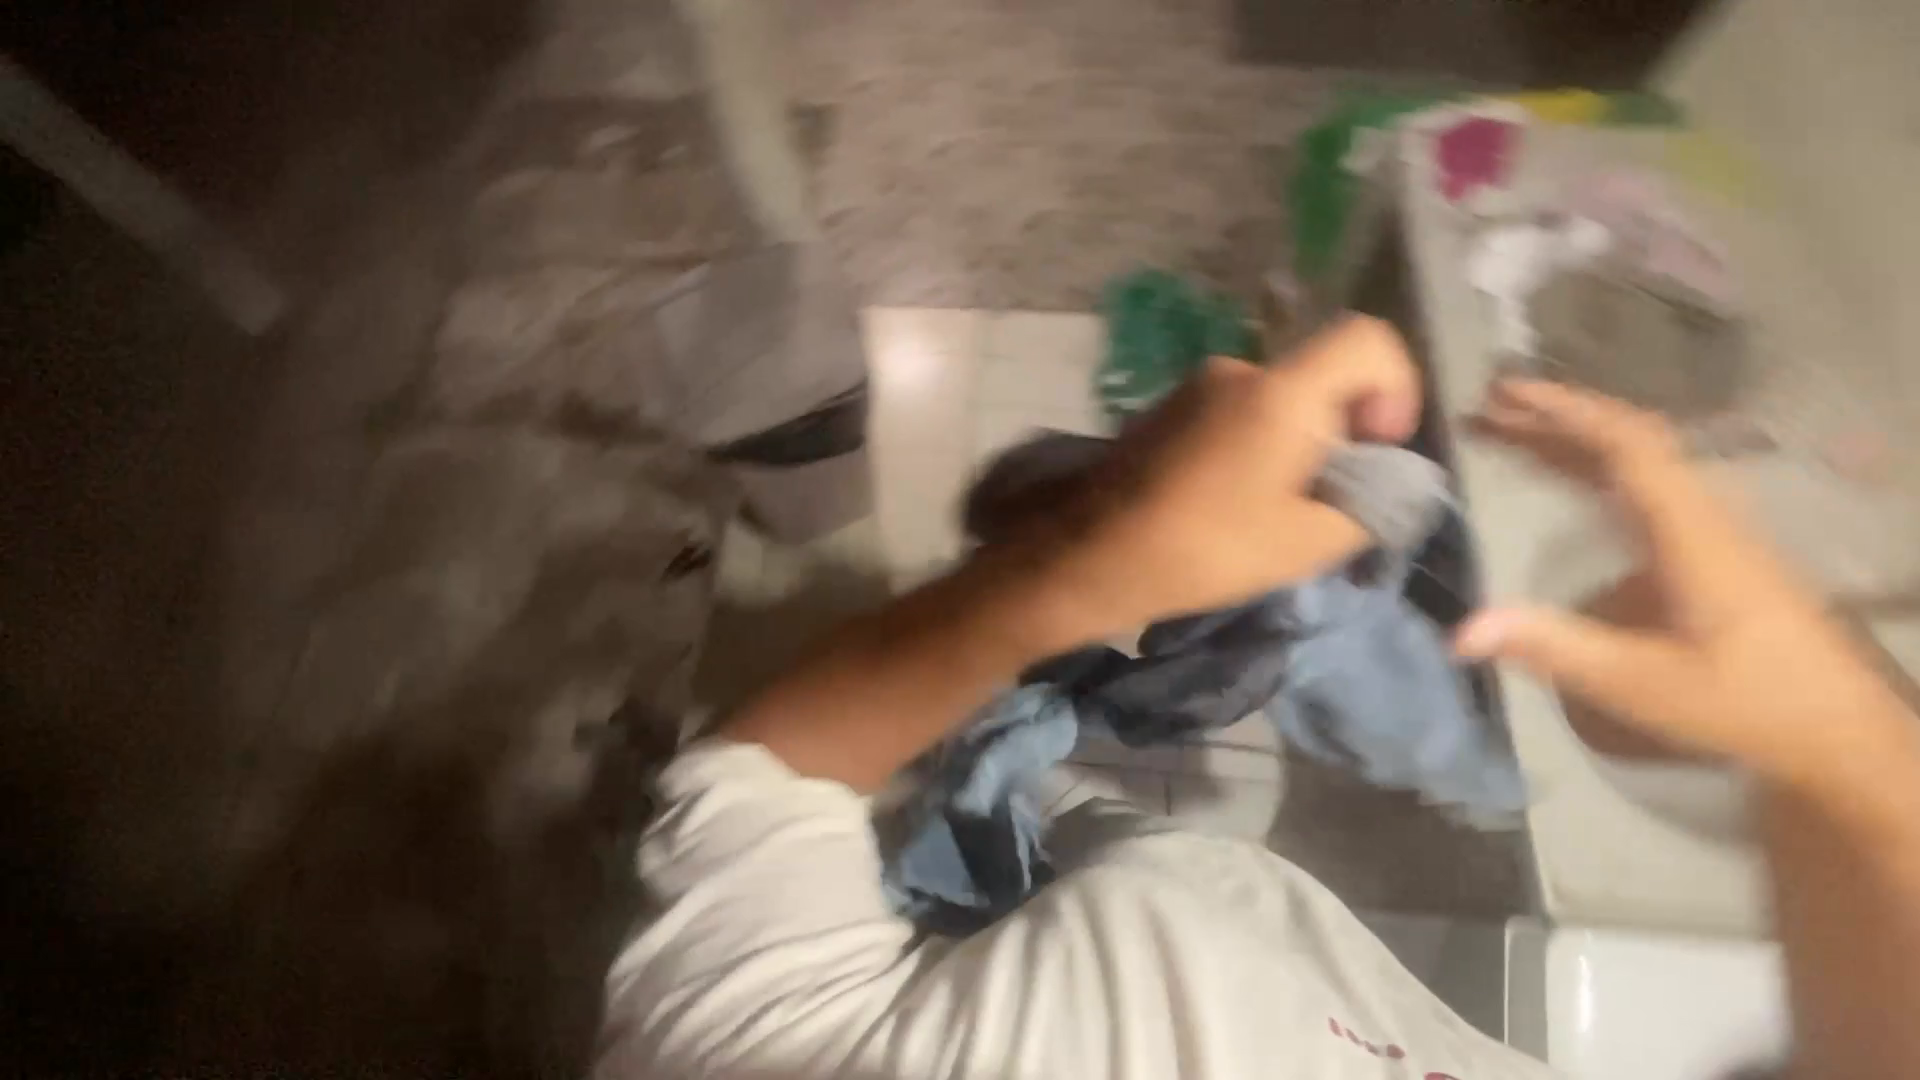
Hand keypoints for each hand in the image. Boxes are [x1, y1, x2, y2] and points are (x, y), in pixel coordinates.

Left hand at [1035, 315, 1420, 637]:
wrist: (1089, 554)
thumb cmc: (1203, 548)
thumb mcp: (1306, 543)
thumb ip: (1369, 506)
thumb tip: (1384, 485)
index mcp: (1279, 391)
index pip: (1367, 341)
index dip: (1395, 387)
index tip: (1377, 446)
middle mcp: (1234, 372)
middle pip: (1317, 379)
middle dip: (1338, 432)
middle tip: (1321, 497)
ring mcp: (1188, 389)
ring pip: (1271, 402)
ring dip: (1289, 445)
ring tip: (1268, 510)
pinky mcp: (1160, 412)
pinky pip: (1228, 415)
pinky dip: (1248, 447)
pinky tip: (1224, 502)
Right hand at [1456, 378, 1913, 789]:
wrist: (1841, 735)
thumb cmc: (1747, 704)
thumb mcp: (1642, 683)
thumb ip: (1553, 648)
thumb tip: (1460, 630)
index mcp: (1693, 533)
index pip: (1630, 445)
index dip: (1567, 412)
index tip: (1507, 393)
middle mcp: (1702, 517)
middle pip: (1628, 442)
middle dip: (1554, 418)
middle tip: (1485, 406)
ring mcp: (1706, 531)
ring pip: (1635, 461)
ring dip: (1568, 440)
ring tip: (1503, 431)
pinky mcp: (1704, 550)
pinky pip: (1640, 487)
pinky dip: (1588, 468)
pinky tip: (1555, 480)